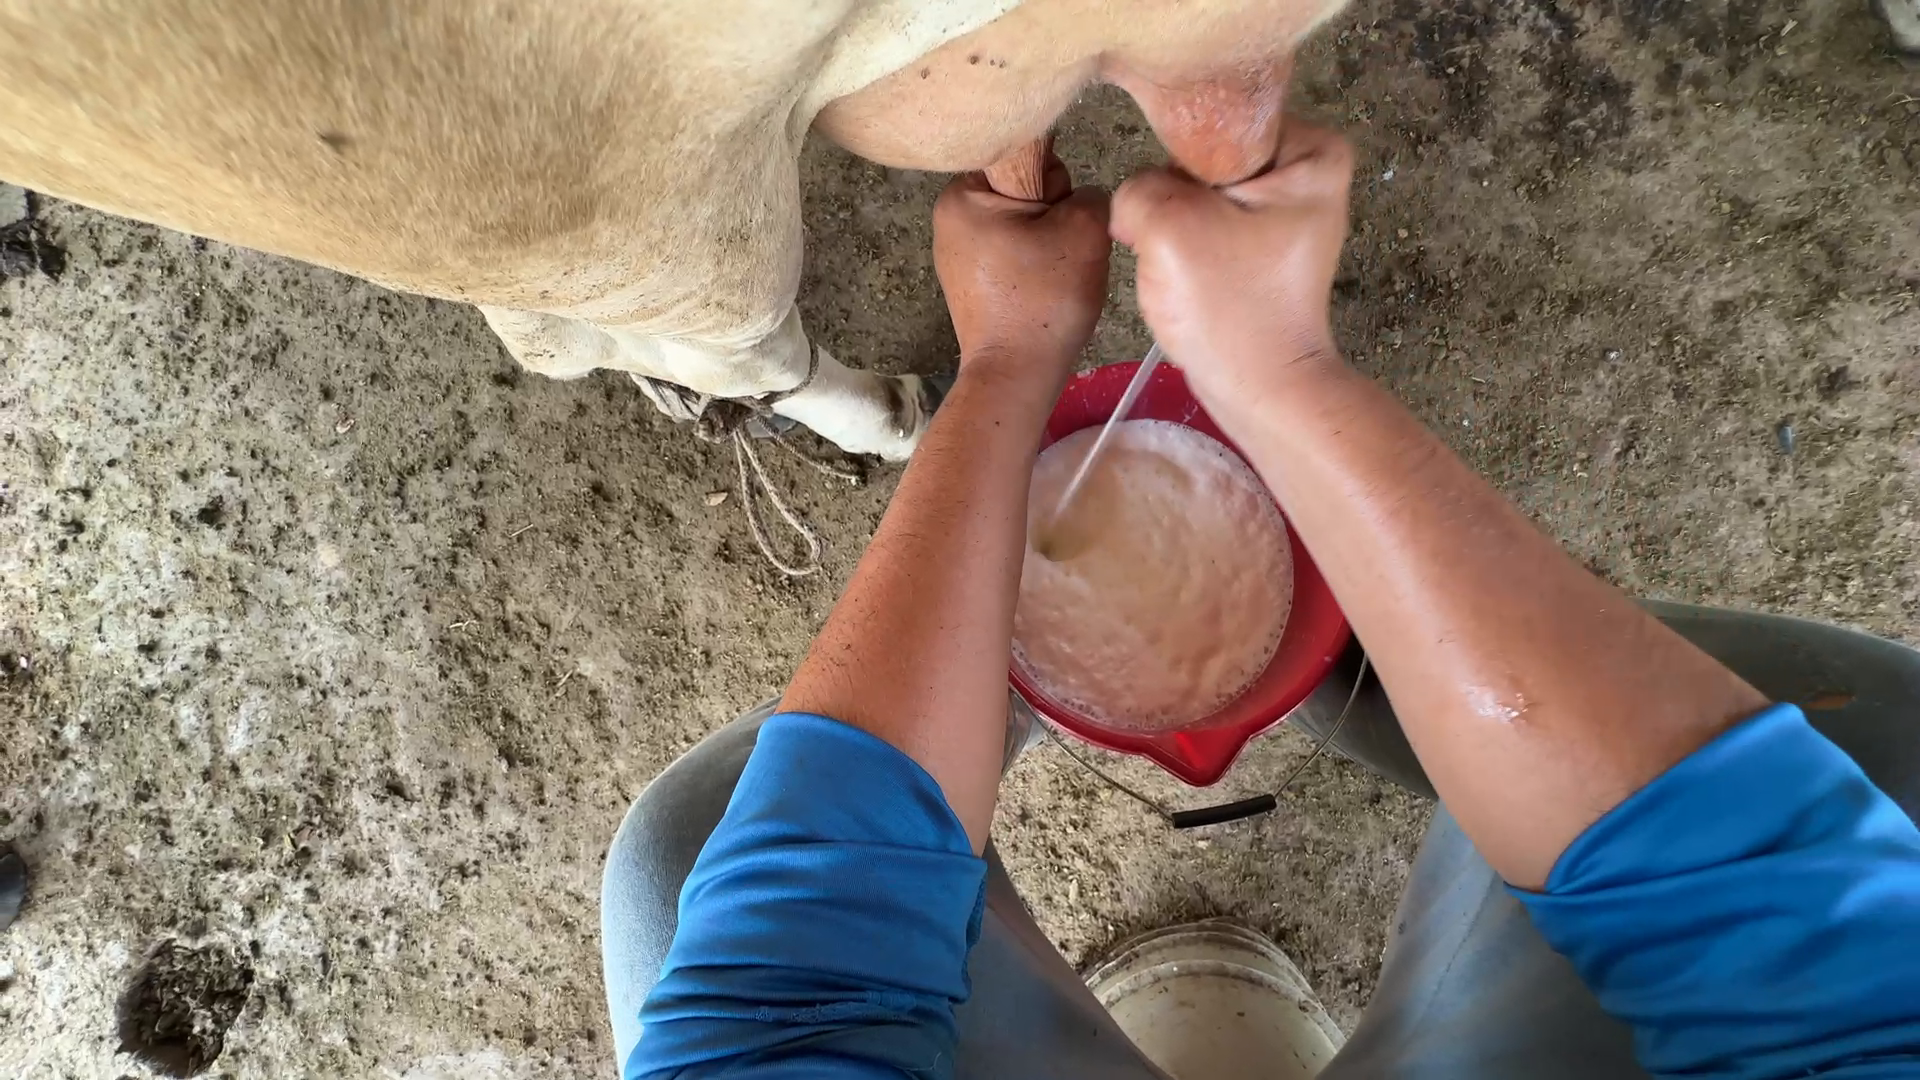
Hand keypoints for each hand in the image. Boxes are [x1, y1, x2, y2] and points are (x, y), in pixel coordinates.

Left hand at [933, 154, 1111, 377]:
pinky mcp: (970, 284)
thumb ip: (1088, 191)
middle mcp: (949, 219)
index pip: (1023, 153)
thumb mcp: (1084, 228)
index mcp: (962, 194)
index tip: (1057, 220)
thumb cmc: (1044, 300)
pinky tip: (1039, 293)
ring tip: (1051, 278)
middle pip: (1022, 189)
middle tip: (1058, 255)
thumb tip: (1078, 203)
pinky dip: (1032, 269)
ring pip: (1023, 225)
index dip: (1054, 182)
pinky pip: (1013, 256)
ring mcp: (956, 255)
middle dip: (1050, 216)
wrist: (1016, 375)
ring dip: (1046, 245)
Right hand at [1110, 118, 1353, 401]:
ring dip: (1177, 236)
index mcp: (1309, 147)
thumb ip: (1138, 188)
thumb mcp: (1169, 229)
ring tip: (1185, 274)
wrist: (1258, 389)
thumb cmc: (1228, 310)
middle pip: (1205, 163)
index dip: (1172, 172)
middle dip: (1176, 206)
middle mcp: (1309, 170)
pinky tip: (1193, 283)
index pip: (1211, 125)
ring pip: (1199, 200)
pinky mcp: (1267, 249)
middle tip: (1176, 254)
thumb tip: (1135, 202)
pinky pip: (1207, 230)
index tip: (1170, 221)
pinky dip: (1189, 254)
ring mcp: (1288, 212)